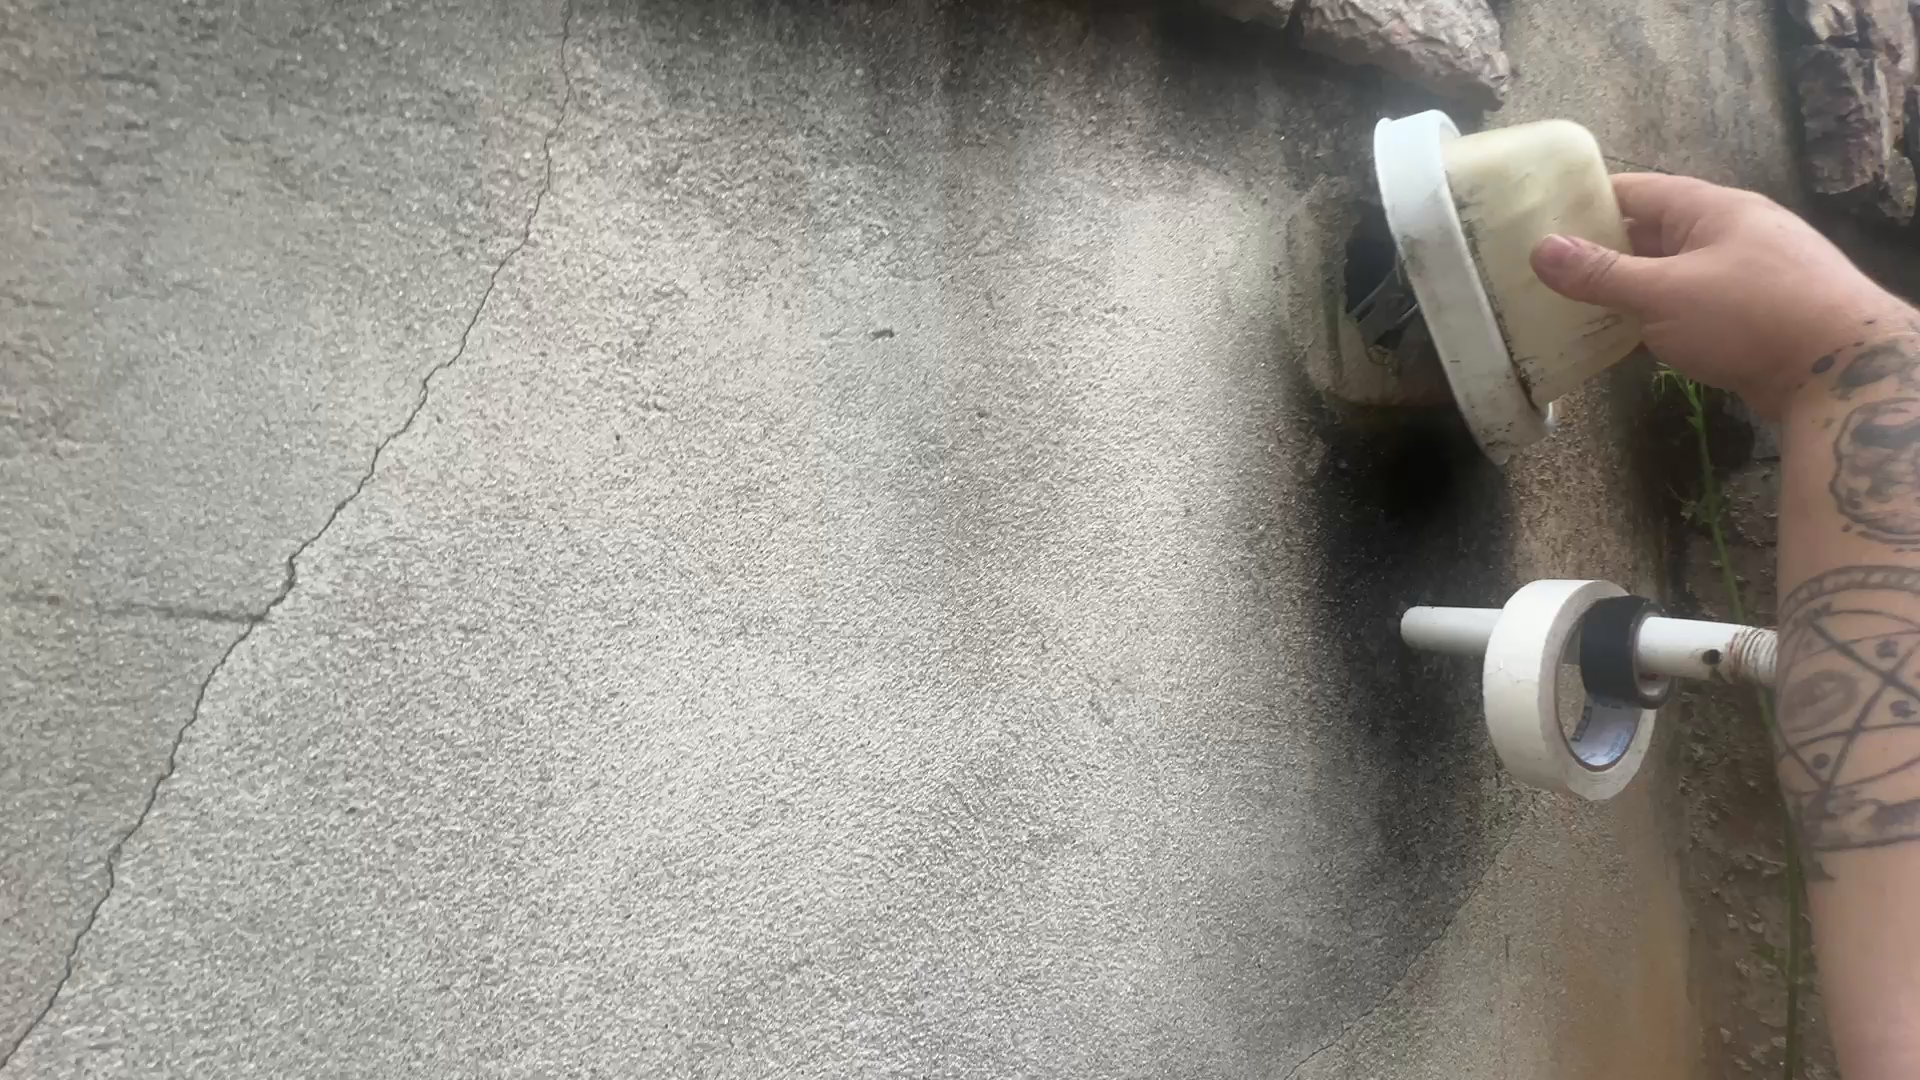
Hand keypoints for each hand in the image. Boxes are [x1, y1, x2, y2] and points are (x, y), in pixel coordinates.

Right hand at [1529, 173, 1909, 417]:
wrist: (1838, 368)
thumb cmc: (1750, 316)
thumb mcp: (1664, 292)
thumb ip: (1599, 273)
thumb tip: (1540, 249)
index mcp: (1712, 211)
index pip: (1637, 190)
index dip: (1585, 198)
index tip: (1534, 216)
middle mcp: (1723, 233)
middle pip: (1642, 231)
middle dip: (1588, 247)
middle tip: (1531, 266)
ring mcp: (1730, 272)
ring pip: (1653, 269)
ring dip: (1609, 284)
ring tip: (1555, 300)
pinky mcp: (1731, 310)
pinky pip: (1667, 300)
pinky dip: (1632, 310)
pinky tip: (1602, 330)